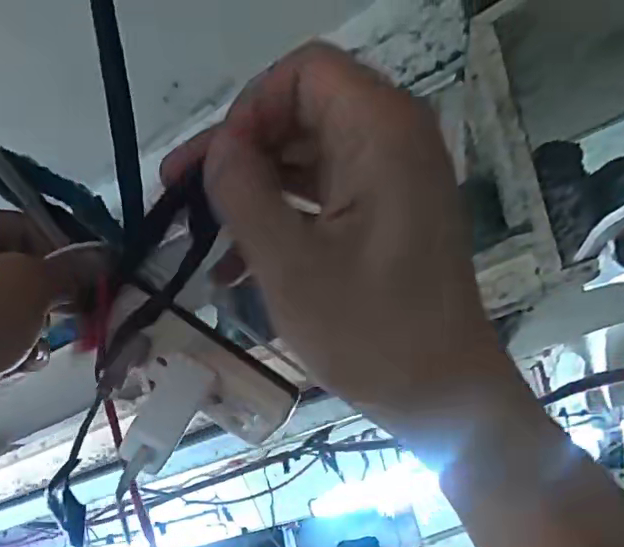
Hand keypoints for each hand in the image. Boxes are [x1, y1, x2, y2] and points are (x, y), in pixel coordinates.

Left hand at [0, 207, 95, 386]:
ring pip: (14, 313)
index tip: (96, 280)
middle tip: (82, 317)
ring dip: (35, 332)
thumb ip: (69, 269)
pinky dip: (15, 355)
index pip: (27, 226)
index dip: (66, 251)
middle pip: (21, 272)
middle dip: (54, 297)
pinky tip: (17, 367)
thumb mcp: (29, 282)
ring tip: (35, 348)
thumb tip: (101, 257)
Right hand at [164, 44, 524, 448]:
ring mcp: (395, 185)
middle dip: (240, 156)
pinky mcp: (389, 224)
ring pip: (310, 163)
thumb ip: (244, 196)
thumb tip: (216, 150)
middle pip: (303, 116)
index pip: (302, 75)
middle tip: (182, 201)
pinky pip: (327, 202)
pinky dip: (284, 222)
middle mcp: (395, 143)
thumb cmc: (369, 334)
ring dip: (255, 195)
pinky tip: (240, 265)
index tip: (209, 170)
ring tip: (202, 239)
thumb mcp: (291, 267)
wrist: (440, 394)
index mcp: (380, 133)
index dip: (246, 112)